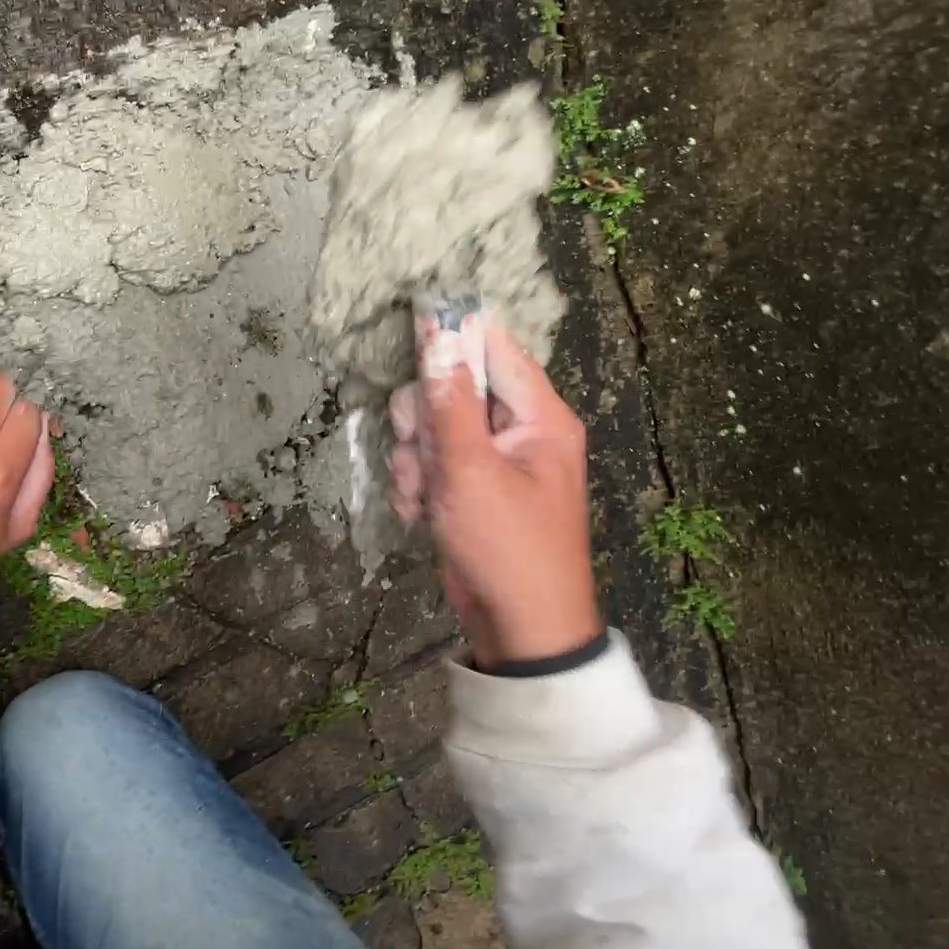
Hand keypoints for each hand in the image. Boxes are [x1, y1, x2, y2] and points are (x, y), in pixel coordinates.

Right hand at [388, 324, 601, 667]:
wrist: (517, 620)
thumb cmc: (505, 544)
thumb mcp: (470, 470)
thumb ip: (449, 402)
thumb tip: (439, 334)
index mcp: (539, 417)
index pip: (495, 350)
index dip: (453, 336)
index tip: (409, 328)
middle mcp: (517, 430)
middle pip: (451, 390)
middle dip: (422, 423)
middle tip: (421, 453)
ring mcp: (491, 459)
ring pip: (430, 429)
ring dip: (413, 460)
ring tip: (422, 495)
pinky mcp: (469, 485)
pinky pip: (428, 462)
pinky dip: (416, 483)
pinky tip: (420, 510)